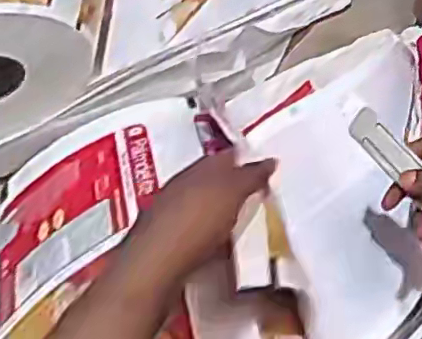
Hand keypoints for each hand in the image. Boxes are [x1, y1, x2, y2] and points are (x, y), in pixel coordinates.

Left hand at [117, 153, 274, 286]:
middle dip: (231, 185)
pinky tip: (211, 246)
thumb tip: (270, 160)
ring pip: (200, 202)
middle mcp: (184, 180)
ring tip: (234, 224)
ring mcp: (167, 209)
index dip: (248, 160)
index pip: (232, 153)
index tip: (264, 171)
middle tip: (252, 198)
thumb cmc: (199, 220)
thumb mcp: (237, 192)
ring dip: (215, 209)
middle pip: (214, 178)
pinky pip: (188, 227)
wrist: (151, 268)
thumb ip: (255, 175)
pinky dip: (201, 232)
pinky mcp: (158, 237)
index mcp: (204, 163)